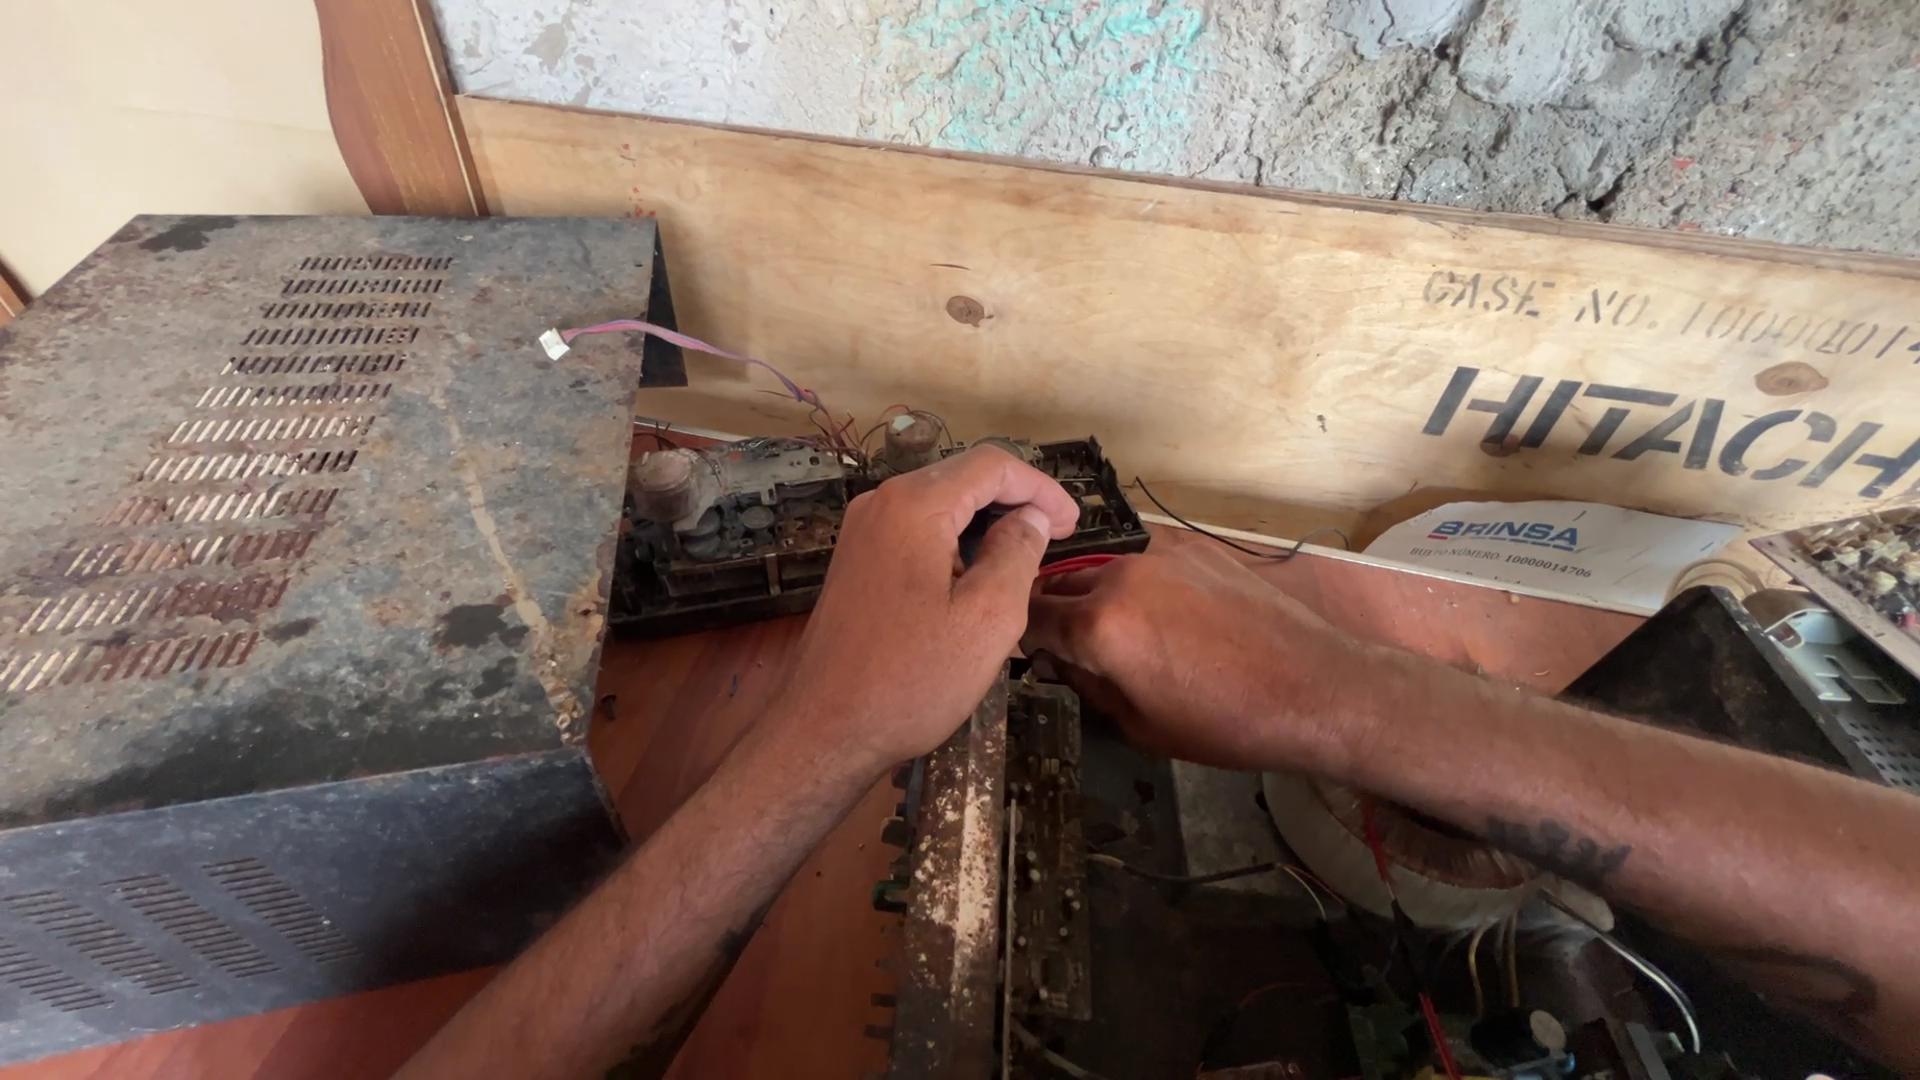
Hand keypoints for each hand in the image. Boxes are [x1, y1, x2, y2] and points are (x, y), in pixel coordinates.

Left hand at [773, 444, 1081, 774]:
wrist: (824, 730)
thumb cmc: (911, 679)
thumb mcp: (987, 618)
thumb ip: (1018, 553)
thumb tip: (1031, 517)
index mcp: (913, 505)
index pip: (990, 464)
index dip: (1040, 487)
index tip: (1074, 523)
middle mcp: (881, 504)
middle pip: (962, 477)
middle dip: (1016, 500)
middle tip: (1059, 537)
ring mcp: (863, 531)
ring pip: (940, 504)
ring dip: (987, 521)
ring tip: (1027, 556)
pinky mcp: (857, 560)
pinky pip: (917, 530)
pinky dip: (956, 540)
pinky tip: (978, 573)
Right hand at [1021, 541, 1372, 772]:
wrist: (1317, 688)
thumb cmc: (1226, 721)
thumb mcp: (1138, 724)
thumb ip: (1084, 684)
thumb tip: (1058, 661)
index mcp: (1098, 624)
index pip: (1029, 617)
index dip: (1024, 638)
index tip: (1035, 654)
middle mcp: (1119, 576)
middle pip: (1057, 584)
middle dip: (1054, 613)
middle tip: (1072, 645)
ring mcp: (1158, 553)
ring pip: (1098, 567)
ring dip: (1092, 593)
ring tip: (1120, 627)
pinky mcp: (1192, 545)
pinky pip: (1141, 558)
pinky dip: (1134, 580)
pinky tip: (1163, 610)